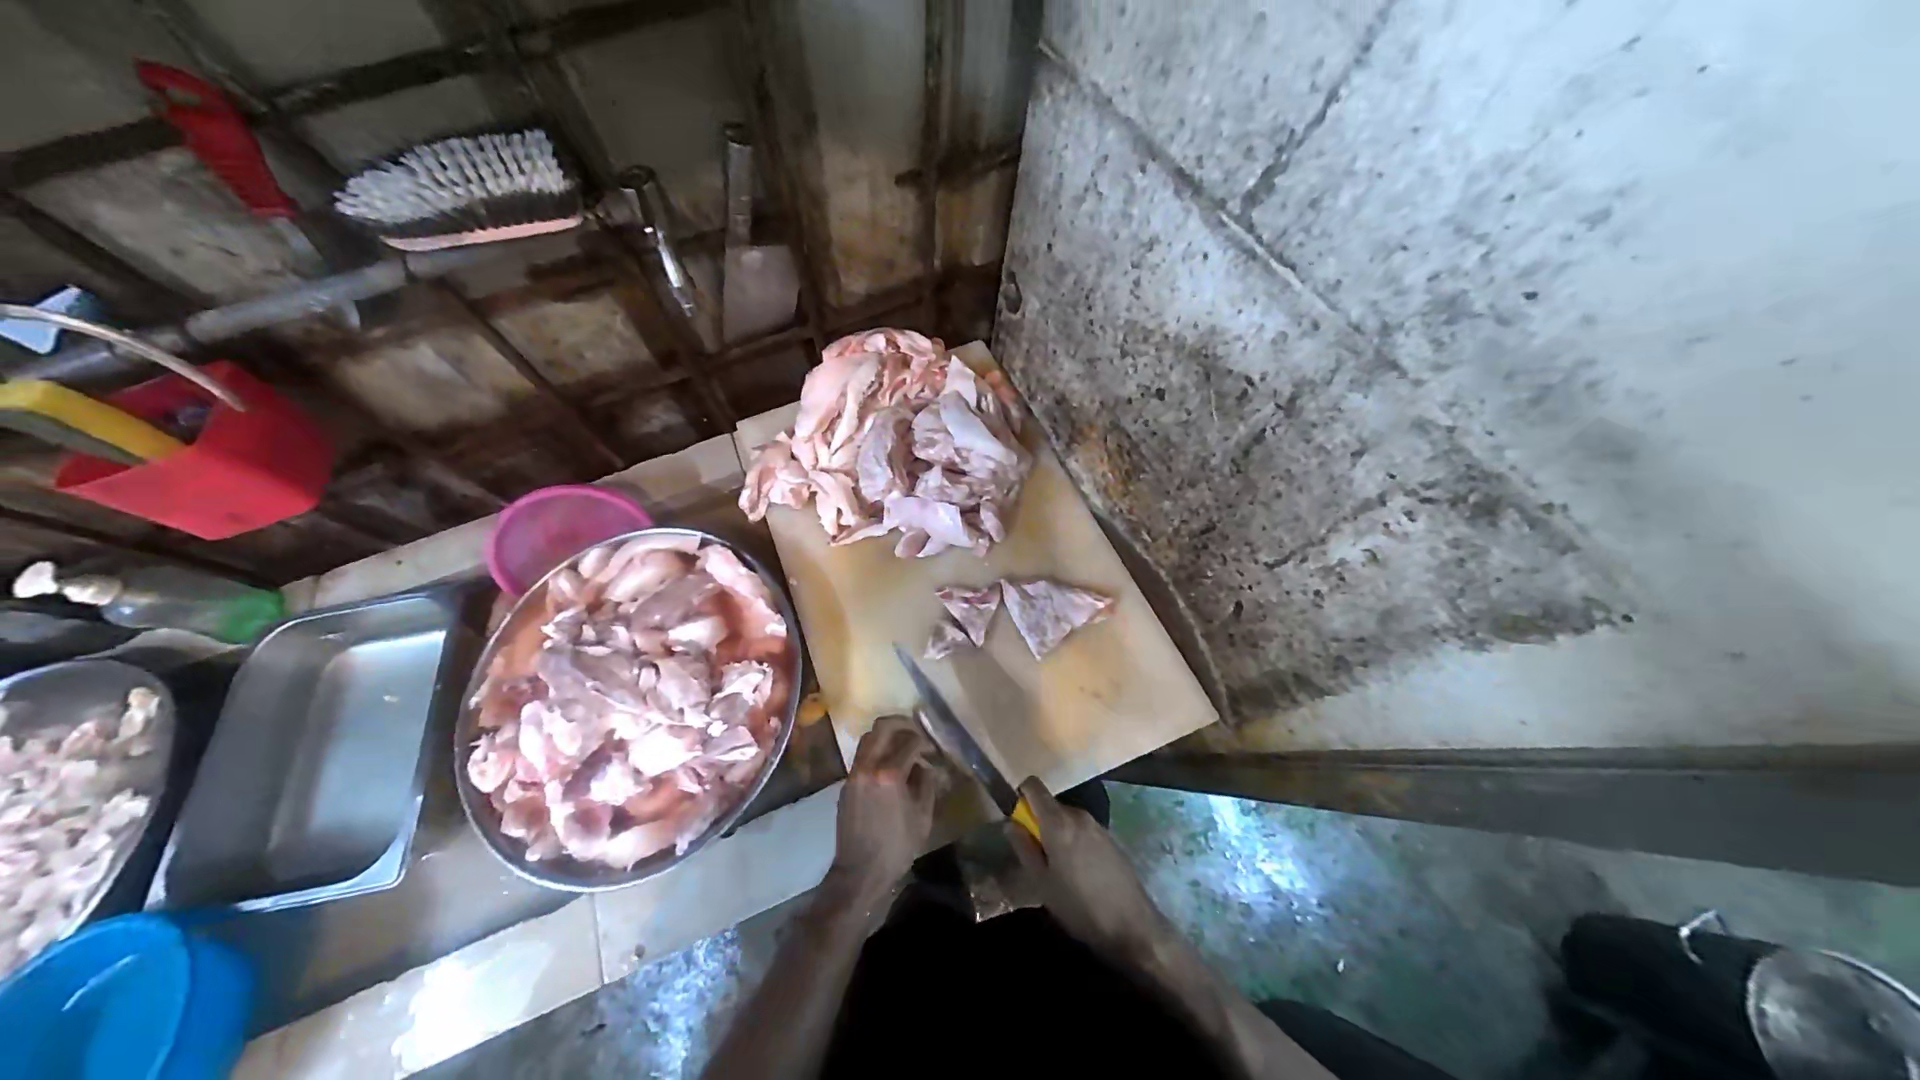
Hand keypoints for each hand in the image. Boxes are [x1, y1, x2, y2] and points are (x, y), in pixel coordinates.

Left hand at [830, 714, 938, 906]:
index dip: (925, 742)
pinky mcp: (846, 783)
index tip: (932, 750)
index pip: (910, 741)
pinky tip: (888, 766)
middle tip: (916, 732)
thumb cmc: (897, 847)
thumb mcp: (922, 816)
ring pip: (868, 738)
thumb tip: (924, 765)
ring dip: (886, 735)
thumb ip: (926, 783)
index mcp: (889, 774)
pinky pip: (861, 756)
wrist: (860, 872)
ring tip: (902, 745)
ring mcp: (853, 774)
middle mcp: (868, 767)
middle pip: (882, 727)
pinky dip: (876, 752)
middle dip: (902, 724)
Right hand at [1009, 778, 1167, 965]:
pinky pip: (1084, 830)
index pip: (1033, 786)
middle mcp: (1079, 815)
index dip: (1021, 797)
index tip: (1019, 823)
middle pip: (1051, 805)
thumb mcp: (1041, 882)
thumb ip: (1023, 848)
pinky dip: (1075, 841)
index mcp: (1058, 821)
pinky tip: (1081, 872)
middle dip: (1040, 823)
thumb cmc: (1079, 906)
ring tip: (1059, 869)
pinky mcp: (1112, 839)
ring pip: (1068, 819)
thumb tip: (1011, 824)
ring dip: (1058, 834)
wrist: (1132, 926)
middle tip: (1038, 856)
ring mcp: (1098, 826)